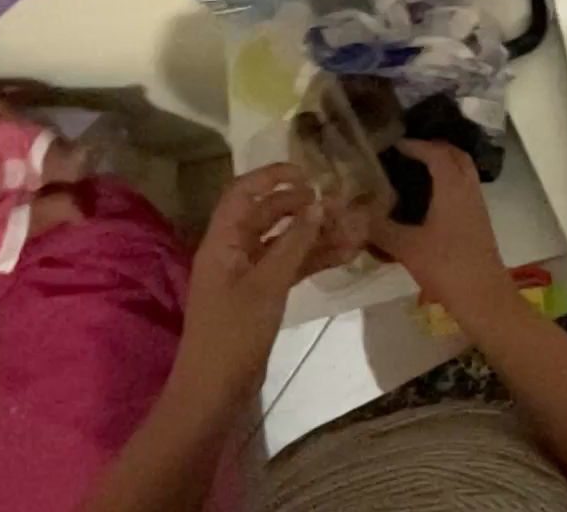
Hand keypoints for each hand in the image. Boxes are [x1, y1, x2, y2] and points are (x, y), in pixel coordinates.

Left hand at [174, 164, 362, 402]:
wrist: (214, 393)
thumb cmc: (233, 334)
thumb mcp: (268, 285)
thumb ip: (294, 243)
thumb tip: (317, 205)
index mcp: (222, 242)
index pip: (244, 192)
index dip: (273, 176)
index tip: (309, 174)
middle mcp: (233, 250)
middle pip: (268, 214)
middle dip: (304, 205)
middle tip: (339, 204)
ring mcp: (247, 273)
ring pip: (284, 239)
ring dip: (316, 233)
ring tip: (352, 229)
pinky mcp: (260, 293)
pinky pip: (290, 264)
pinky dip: (314, 257)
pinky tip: (346, 254)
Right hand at [369, 140, 513, 314]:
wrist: (483, 293)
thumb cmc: (446, 265)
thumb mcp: (406, 247)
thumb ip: (380, 229)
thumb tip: (356, 215)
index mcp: (452, 187)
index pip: (436, 153)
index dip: (416, 145)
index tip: (394, 145)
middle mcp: (468, 188)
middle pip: (455, 155)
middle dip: (433, 148)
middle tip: (408, 152)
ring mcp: (477, 203)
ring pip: (463, 170)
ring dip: (444, 163)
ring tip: (416, 171)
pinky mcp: (479, 218)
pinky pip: (465, 186)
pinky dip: (449, 180)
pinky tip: (430, 198)